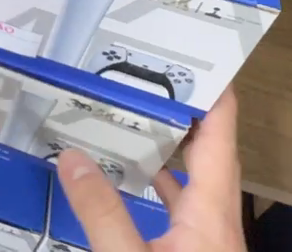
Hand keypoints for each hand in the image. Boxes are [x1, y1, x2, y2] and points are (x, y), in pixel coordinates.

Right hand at [55, 90, 244, 251]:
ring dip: (177, 145)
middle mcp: (219, 222)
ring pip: (200, 180)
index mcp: (212, 214)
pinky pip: (185, 205)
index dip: (217, 97)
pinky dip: (165, 181)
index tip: (203, 57)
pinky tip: (138, 175)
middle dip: (191, 110)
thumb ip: (102, 212)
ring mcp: (210, 242)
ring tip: (141, 111)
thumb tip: (70, 156)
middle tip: (158, 72)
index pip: (221, 140)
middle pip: (213, 153)